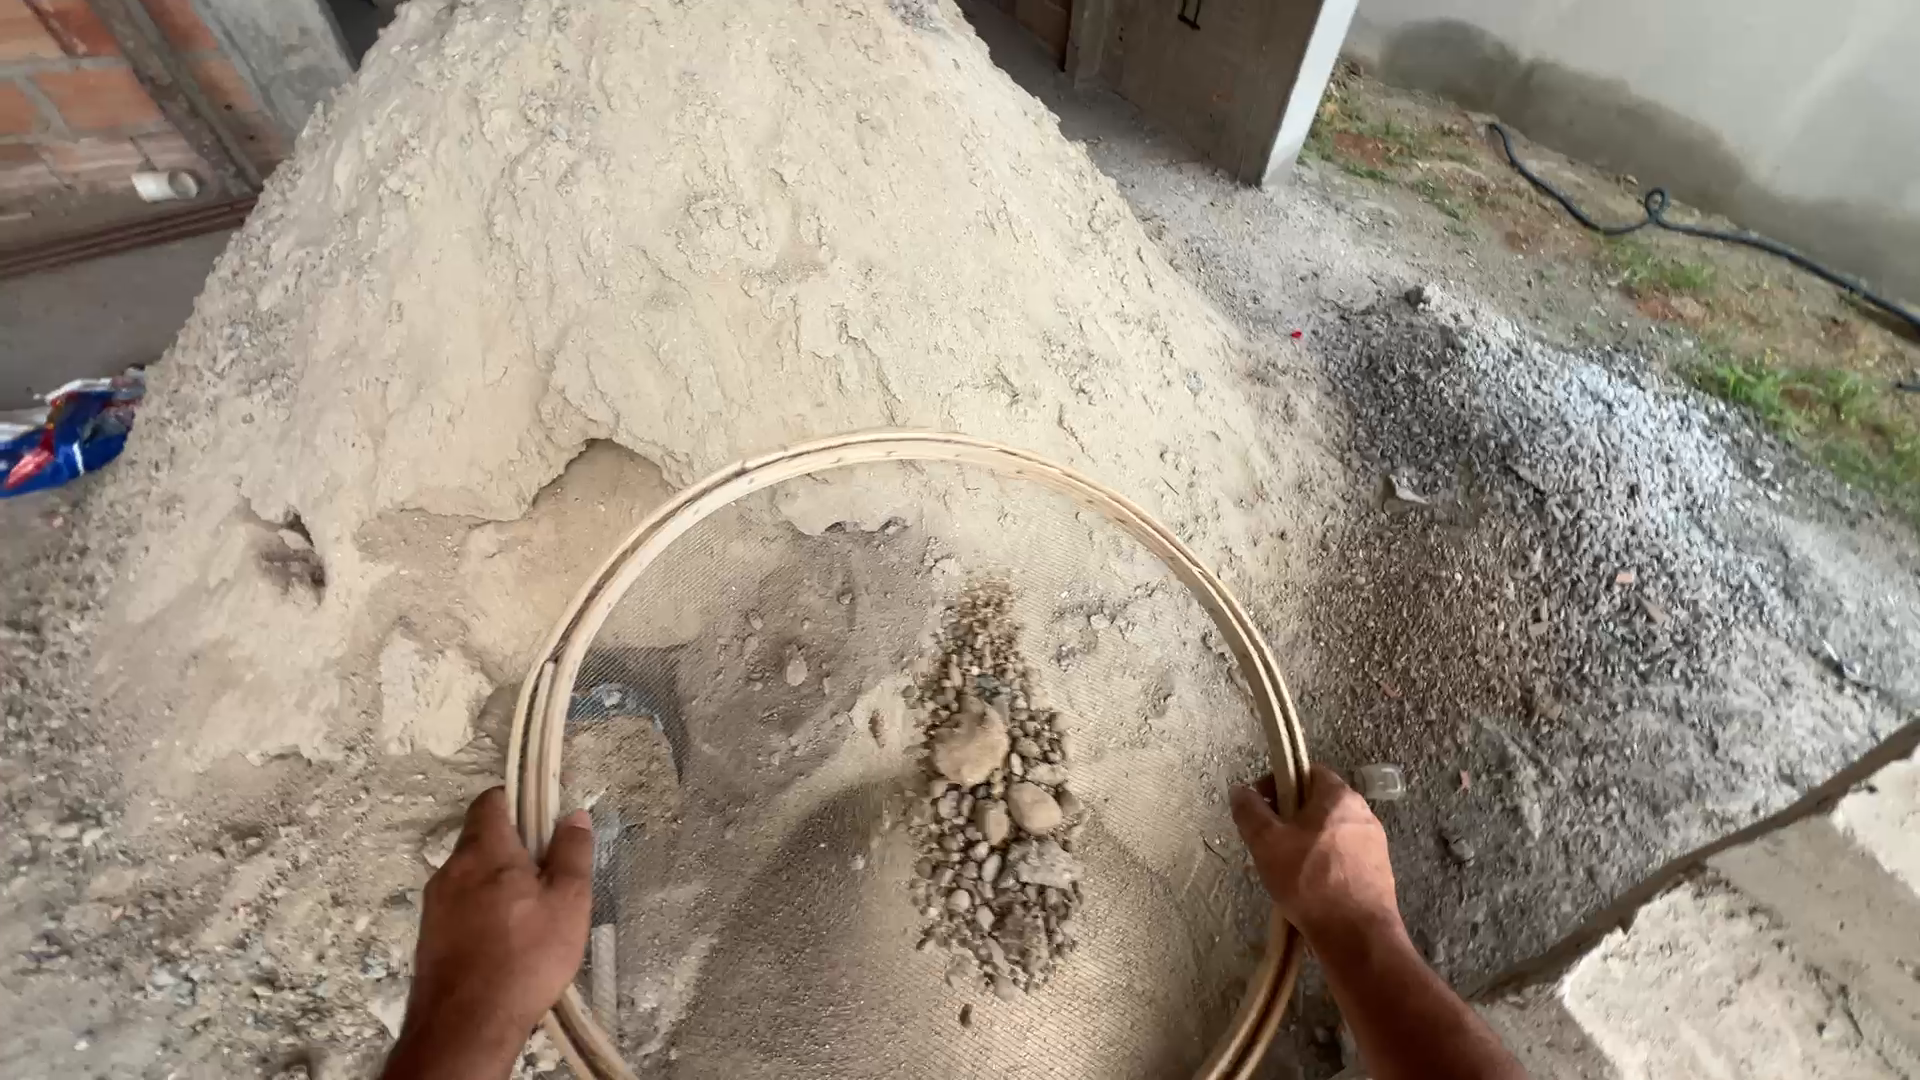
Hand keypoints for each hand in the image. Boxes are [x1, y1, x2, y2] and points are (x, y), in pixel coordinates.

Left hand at [382, 788, 593, 1079]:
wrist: (465, 1032)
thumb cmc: (525, 957)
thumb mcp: (569, 899)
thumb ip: (572, 852)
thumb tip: (573, 816)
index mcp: (484, 852)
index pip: (492, 801)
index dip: (520, 796)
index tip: (547, 808)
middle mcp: (450, 872)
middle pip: (483, 837)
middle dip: (517, 842)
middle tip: (552, 865)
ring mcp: (435, 907)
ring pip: (473, 873)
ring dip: (502, 876)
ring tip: (536, 904)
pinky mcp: (430, 939)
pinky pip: (463, 902)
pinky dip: (487, 904)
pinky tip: (511, 933)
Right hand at [1230, 765, 1402, 948]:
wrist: (1358, 938)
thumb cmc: (1309, 880)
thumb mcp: (1266, 841)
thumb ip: (1249, 810)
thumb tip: (1240, 790)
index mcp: (1339, 796)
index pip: (1306, 771)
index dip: (1278, 781)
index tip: (1260, 805)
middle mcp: (1363, 813)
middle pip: (1318, 801)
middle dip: (1289, 814)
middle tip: (1268, 837)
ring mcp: (1375, 844)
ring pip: (1330, 830)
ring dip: (1305, 839)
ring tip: (1285, 865)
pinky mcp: (1379, 873)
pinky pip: (1343, 854)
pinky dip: (1323, 860)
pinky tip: (1308, 884)